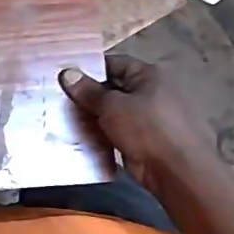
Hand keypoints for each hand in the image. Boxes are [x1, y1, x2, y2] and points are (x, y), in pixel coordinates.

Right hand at [59, 55, 213, 189]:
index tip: (64, 75)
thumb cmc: (145, 128)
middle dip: (88, 94)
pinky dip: (101, 133)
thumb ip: (88, 91)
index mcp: (148, 75)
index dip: (89, 68)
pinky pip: (117, 131)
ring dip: (93, 116)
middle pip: (113, 88)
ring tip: (63, 116)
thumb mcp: (112, 106)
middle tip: (57, 97)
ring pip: (113, 112)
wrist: (175, 170)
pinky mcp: (142, 139)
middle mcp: (149, 92)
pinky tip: (79, 137)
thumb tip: (67, 73)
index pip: (114, 63)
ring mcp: (147, 117)